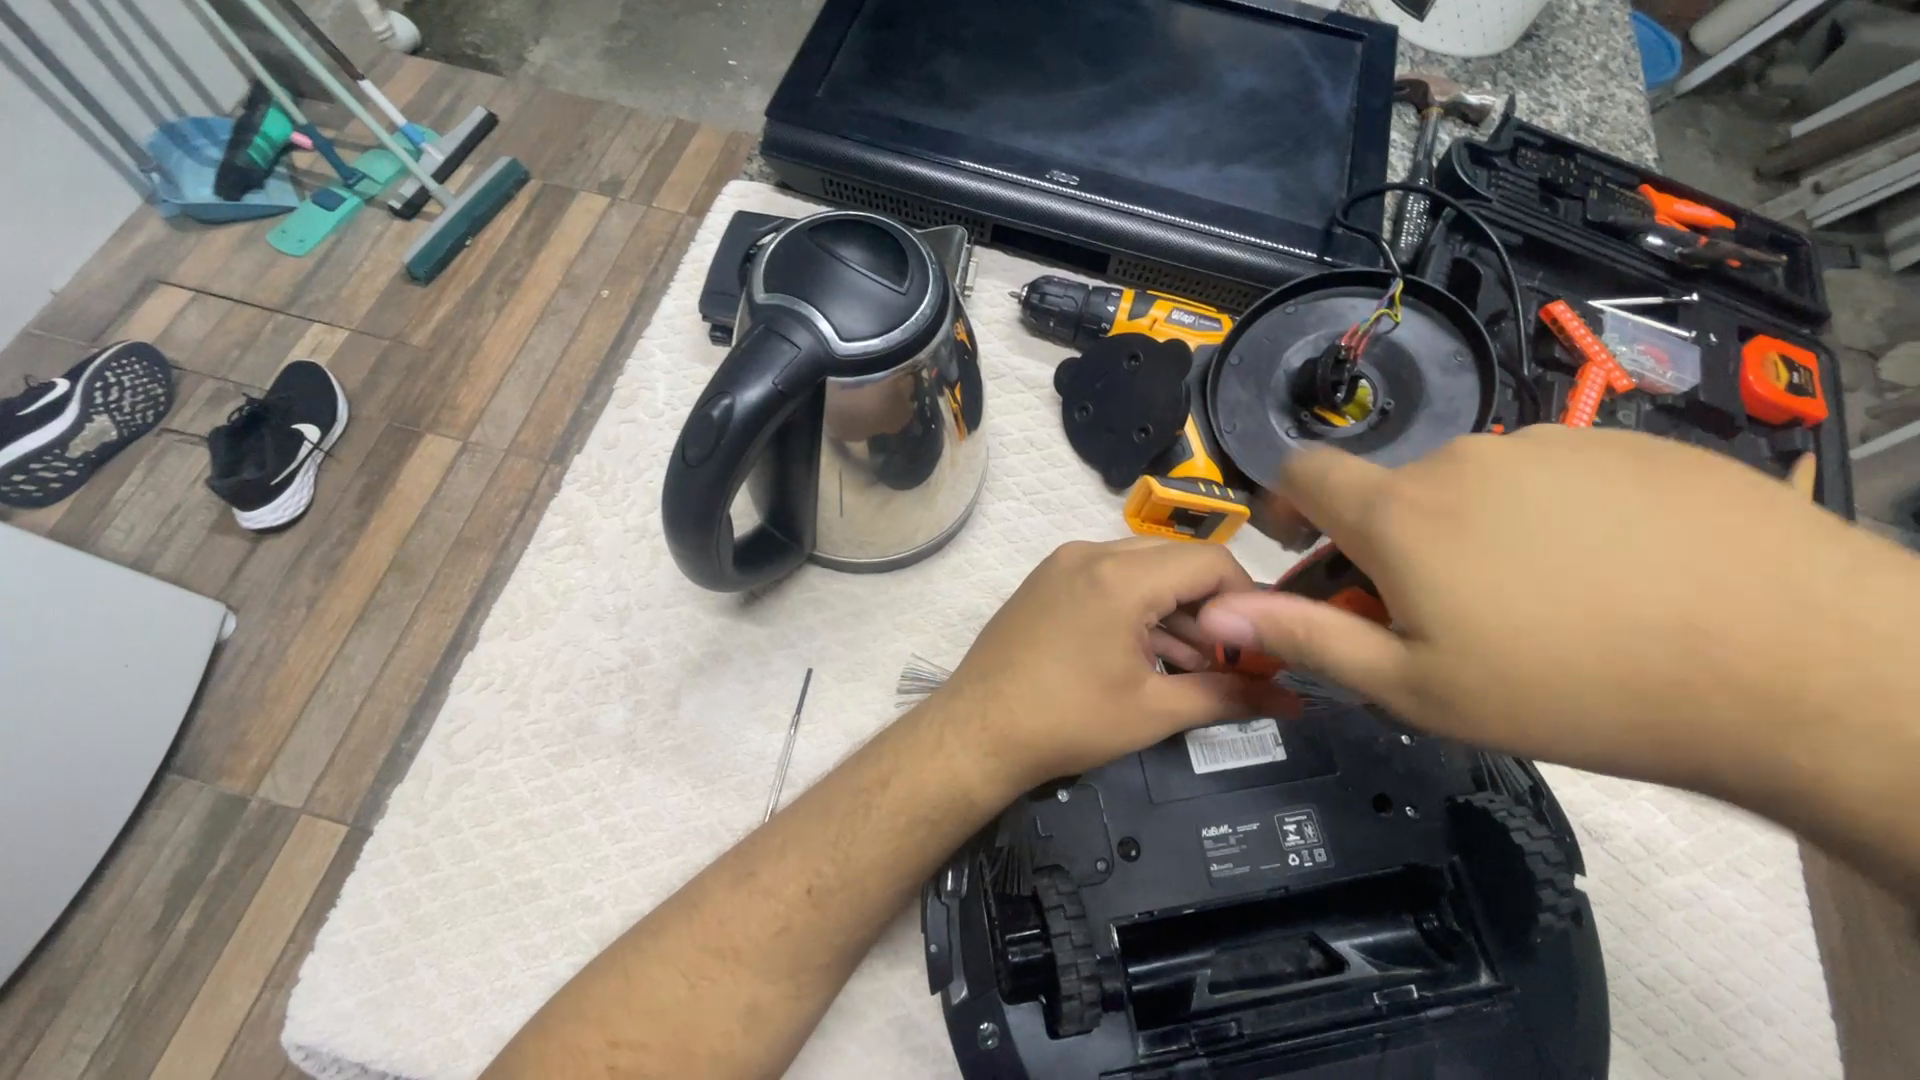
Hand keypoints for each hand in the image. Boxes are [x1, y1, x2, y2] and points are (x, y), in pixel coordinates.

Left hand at [929, 538, 1290, 793]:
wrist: (975, 734)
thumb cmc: (1067, 722)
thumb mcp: (1154, 712)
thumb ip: (1228, 696)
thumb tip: (1291, 701)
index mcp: (1120, 576)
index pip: (1211, 561)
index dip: (1246, 600)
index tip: (1257, 645)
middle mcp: (1090, 553)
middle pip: (1176, 562)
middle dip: (1210, 608)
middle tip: (1229, 660)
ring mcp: (1063, 564)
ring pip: (1142, 571)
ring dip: (1174, 612)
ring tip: (1195, 669)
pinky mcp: (1046, 581)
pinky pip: (1109, 580)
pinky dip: (1138, 610)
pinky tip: (1151, 657)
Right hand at [1197, 426, 1919, 798]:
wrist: (1792, 662)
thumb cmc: (1569, 687)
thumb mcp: (1415, 686)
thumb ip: (1305, 637)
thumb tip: (1217, 612)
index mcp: (1399, 511)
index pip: (1303, 470)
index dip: (1285, 503)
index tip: (1304, 549)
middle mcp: (1464, 457)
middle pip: (1391, 489)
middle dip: (1386, 541)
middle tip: (1433, 614)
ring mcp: (1552, 443)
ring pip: (1472, 485)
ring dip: (1466, 532)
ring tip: (1531, 603)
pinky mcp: (1630, 444)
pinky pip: (1551, 476)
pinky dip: (1543, 518)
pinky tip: (1602, 575)